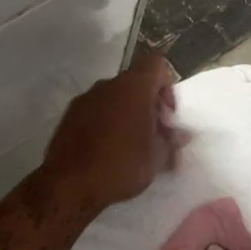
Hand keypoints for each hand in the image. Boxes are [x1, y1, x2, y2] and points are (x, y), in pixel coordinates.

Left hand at [42, 48, 182, 210]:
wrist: (69, 184)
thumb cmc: (120, 166)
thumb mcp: (156, 158)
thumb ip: (172, 141)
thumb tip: (181, 134)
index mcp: (134, 88)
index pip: (157, 66)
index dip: (167, 87)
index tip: (166, 117)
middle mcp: (108, 85)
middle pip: (135, 83)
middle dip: (148, 106)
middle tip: (153, 136)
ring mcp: (85, 99)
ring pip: (114, 98)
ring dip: (126, 115)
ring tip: (130, 146)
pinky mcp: (69, 115)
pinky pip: (96, 111)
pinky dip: (106, 122)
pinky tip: (107, 150)